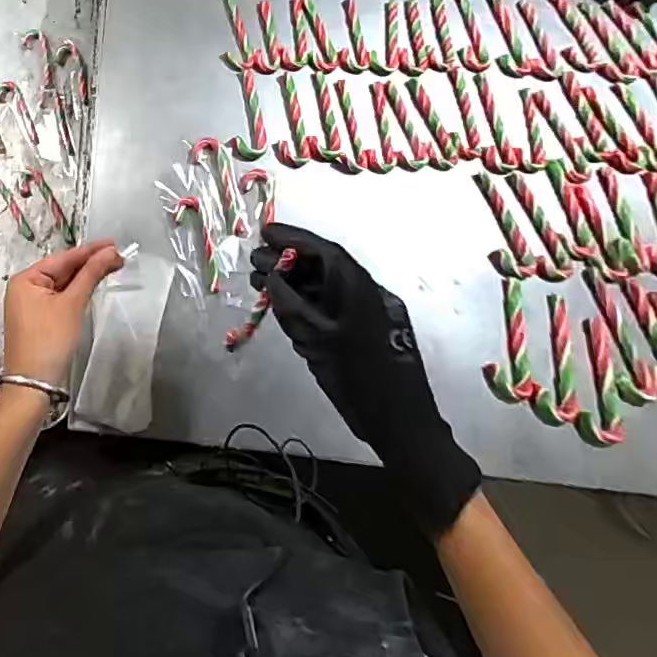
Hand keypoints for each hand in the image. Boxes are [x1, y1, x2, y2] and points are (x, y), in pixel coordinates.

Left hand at [1, 239, 123, 385]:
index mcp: (26, 279)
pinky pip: (59, 297)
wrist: (33, 386)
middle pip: (62, 269)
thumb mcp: (72, 304)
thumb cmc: (50, 340)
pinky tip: (93, 284)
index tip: (114, 243)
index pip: (63, 258)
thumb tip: (110, 252)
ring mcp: (29, 304)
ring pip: (62, 284)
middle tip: (118, 256)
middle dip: (89, 263)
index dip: (90, 251)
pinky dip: (76, 291)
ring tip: (111, 266)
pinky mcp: (37, 318)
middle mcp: (24, 287)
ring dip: (85, 276)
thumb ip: (91, 275)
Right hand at [251, 223, 479, 534]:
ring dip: (292, 281)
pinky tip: (281, 304)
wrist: (402, 425)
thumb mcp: (317, 339)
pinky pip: (327, 305)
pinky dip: (303, 301)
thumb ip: (290, 303)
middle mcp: (363, 293)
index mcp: (359, 288)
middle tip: (254, 260)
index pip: (322, 251)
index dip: (292, 238)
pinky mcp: (359, 331)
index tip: (264, 232)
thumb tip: (270, 273)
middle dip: (287, 259)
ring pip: (323, 286)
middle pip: (321, 265)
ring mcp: (362, 313)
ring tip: (259, 281)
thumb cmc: (360, 379)